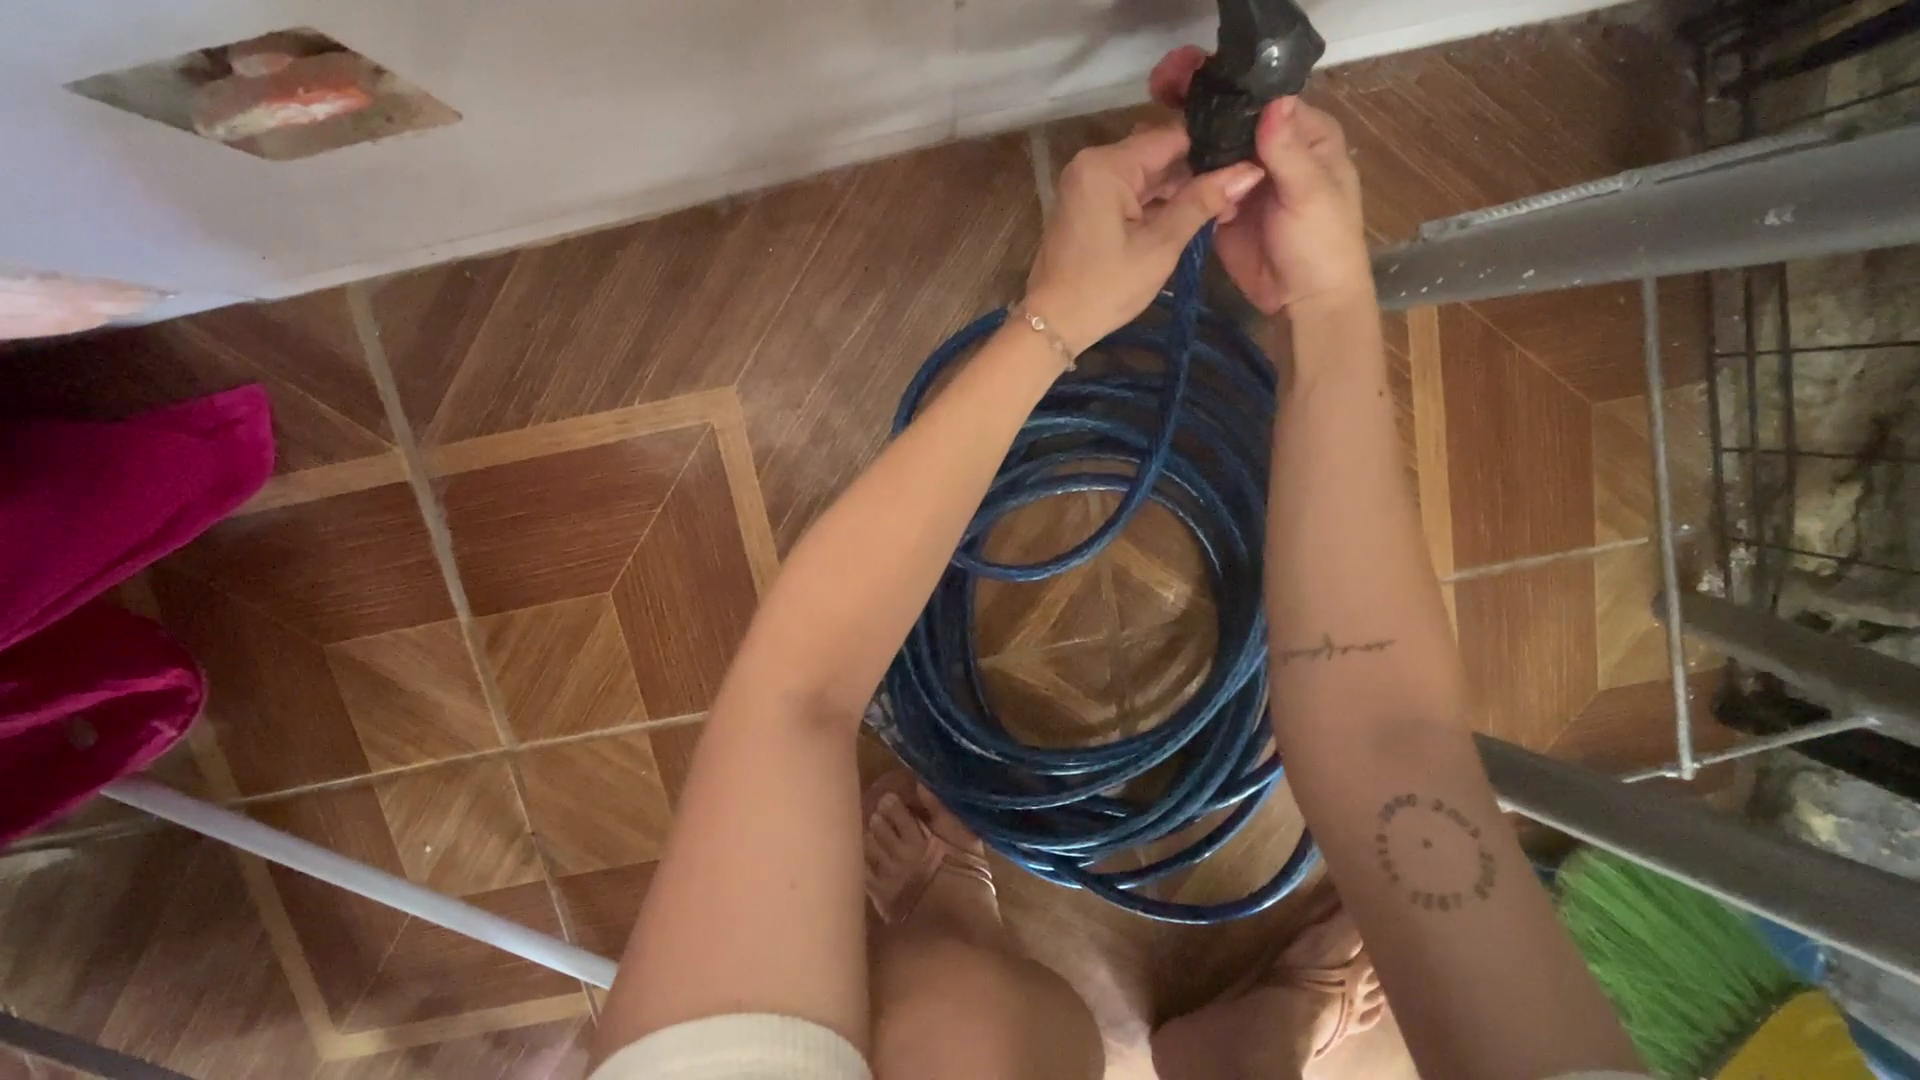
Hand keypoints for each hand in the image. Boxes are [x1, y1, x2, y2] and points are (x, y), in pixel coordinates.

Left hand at [1022, 126, 1262, 353]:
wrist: (1053, 324)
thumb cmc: (1105, 289)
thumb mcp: (1159, 246)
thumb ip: (1201, 203)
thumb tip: (1249, 170)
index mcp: (1107, 165)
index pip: (1171, 137)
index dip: (1211, 148)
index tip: (1247, 161)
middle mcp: (1092, 163)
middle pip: (1158, 154)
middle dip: (1197, 172)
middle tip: (1242, 191)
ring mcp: (1086, 183)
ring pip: (1145, 175)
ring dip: (1179, 191)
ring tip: (1225, 206)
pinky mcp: (1086, 204)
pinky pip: (1129, 192)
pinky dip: (1155, 203)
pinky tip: (1190, 216)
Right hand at [1150, 46, 1372, 314]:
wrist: (1304, 301)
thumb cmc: (1322, 243)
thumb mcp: (1309, 192)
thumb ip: (1288, 150)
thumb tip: (1273, 101)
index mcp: (1306, 137)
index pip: (1265, 101)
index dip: (1231, 89)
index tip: (1189, 80)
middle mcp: (1273, 152)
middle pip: (1234, 125)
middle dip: (1201, 116)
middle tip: (1159, 98)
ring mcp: (1245, 182)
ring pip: (1213, 155)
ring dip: (1186, 148)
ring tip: (1150, 137)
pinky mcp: (1223, 210)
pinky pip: (1200, 189)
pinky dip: (1182, 183)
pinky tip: (1156, 174)